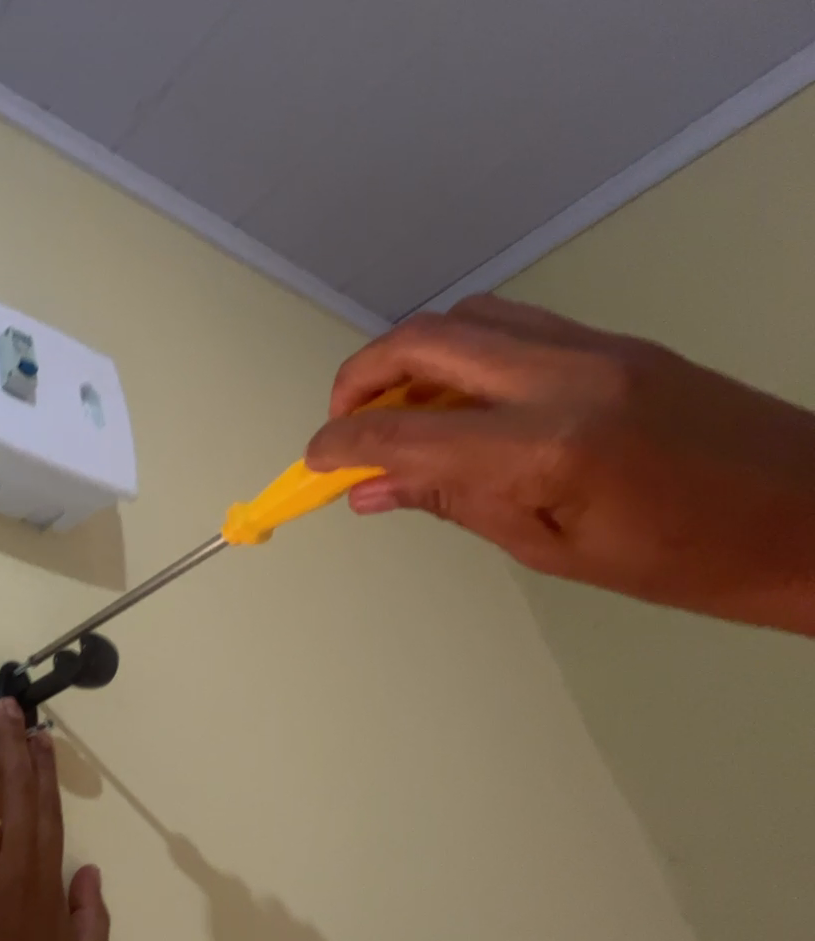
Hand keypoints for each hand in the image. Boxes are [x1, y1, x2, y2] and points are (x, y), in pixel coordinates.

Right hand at [306, 294, 814, 635]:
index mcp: (545, 447)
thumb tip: (369, 490)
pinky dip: (457, 350)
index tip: (314, 463)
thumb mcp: (549, 547)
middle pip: (420, 341)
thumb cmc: (687, 560)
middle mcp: (563, 377)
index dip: (339, 444)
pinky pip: (508, 323)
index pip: (401, 430)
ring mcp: (593, 347)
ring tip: (400, 408)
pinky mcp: (612, 340)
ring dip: (407, 357)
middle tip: (345, 422)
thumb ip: (450, 503)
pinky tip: (460, 397)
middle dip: (357, 378)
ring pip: (461, 318)